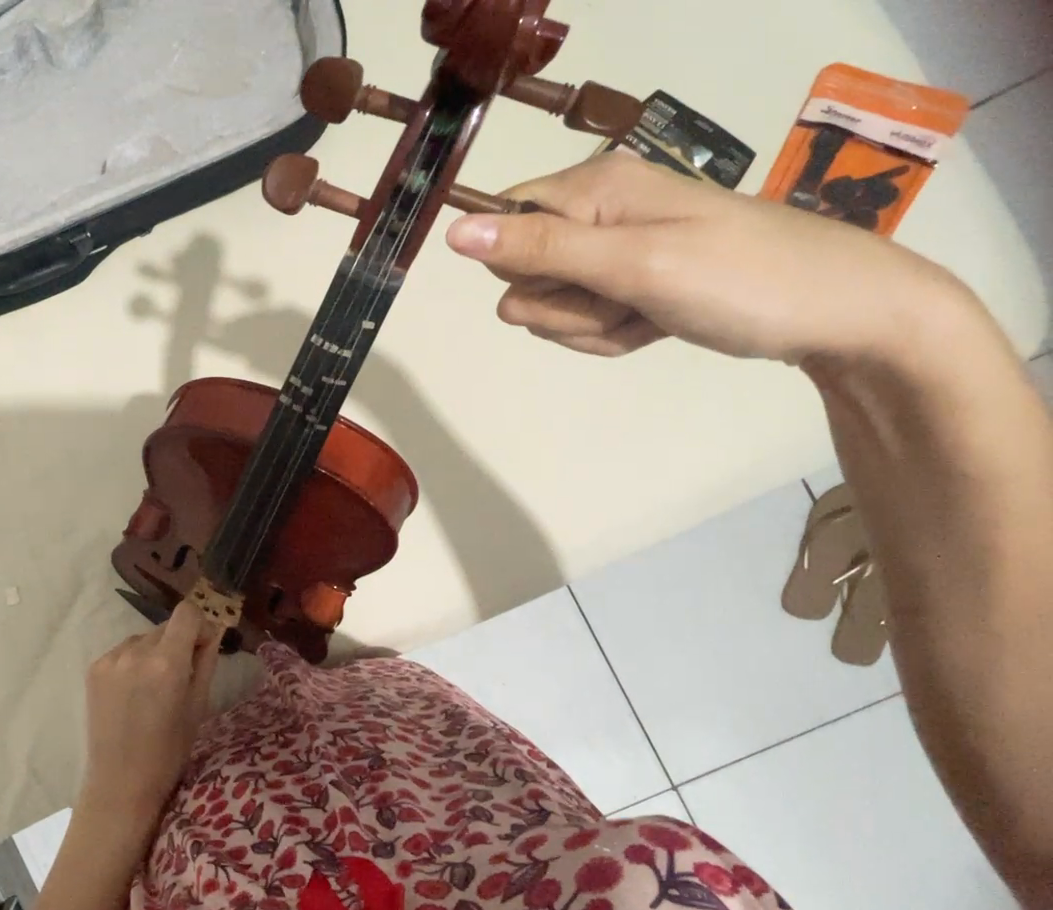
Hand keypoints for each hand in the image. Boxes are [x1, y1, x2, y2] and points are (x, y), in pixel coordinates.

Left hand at [80, 601, 224, 820]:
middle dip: (178, 643)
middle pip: (165, 627)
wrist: (121, 781)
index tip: (203, 649)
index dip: (200, 626)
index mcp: (167, 662)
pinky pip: (122, 653)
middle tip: (181, 677)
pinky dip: (133, 664)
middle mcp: (136, 652)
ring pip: (143, 639)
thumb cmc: (169, 751)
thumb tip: (213, 630)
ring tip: (153, 690)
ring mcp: (110, 659)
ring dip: (154, 653)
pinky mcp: (94, 669)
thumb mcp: (198, 706)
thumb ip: (206, 662)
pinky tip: (133, 694)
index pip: (187, 613)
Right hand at [443, 152, 981, 367]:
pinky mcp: (628, 286)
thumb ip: (539, 249)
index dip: (518, 264)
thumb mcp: (631, 265)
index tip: (571, 279)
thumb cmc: (740, 279)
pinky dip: (609, 335)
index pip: (500, 225)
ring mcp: (613, 253)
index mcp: (593, 191)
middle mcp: (595, 215)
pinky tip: (651, 326)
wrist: (837, 315)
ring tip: (645, 315)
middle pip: (521, 274)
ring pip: (548, 306)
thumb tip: (454, 231)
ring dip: (587, 326)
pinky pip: (580, 322)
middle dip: (560, 306)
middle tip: (620, 301)